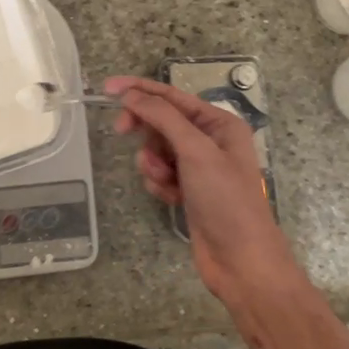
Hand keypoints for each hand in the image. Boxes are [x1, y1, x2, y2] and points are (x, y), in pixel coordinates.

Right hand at [105, 76, 305, 306]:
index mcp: (219, 123)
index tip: (107, 89)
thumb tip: (132, 95)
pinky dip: (159, 183)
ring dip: (153, 163)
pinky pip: (160, 175)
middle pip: (162, 122)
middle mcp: (210, 141)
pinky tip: (170, 198)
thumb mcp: (196, 151)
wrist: (241, 260)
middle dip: (145, 130)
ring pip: (157, 150)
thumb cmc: (225, 199)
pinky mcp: (188, 191)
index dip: (139, 90)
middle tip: (121, 132)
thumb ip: (163, 118)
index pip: (172, 97)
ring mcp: (199, 168)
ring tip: (165, 180)